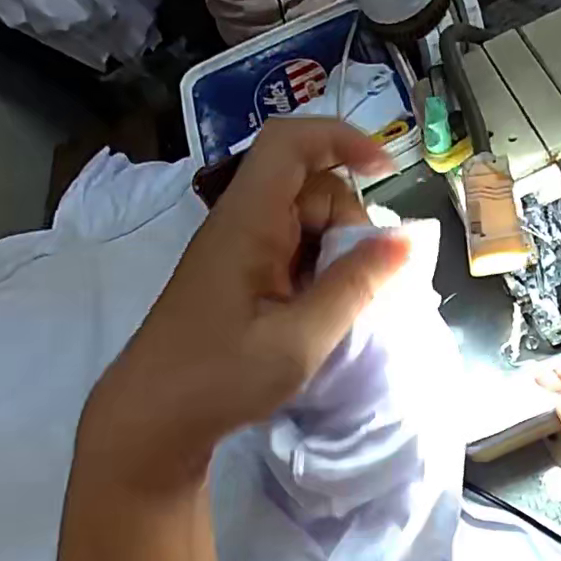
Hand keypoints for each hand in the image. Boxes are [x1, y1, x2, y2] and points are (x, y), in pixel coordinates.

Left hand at [76, 118, 410, 496]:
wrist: (152, 420)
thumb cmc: (219, 379)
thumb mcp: (301, 338)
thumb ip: (356, 285)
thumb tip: (409, 239)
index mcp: (247, 223)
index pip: (290, 144)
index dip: (342, 139)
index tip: (387, 170)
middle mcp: (241, 224)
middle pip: (309, 187)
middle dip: (350, 223)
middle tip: (361, 284)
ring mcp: (240, 250)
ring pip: (306, 222)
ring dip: (338, 253)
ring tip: (343, 307)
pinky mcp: (241, 276)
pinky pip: (293, 251)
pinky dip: (321, 271)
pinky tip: (326, 312)